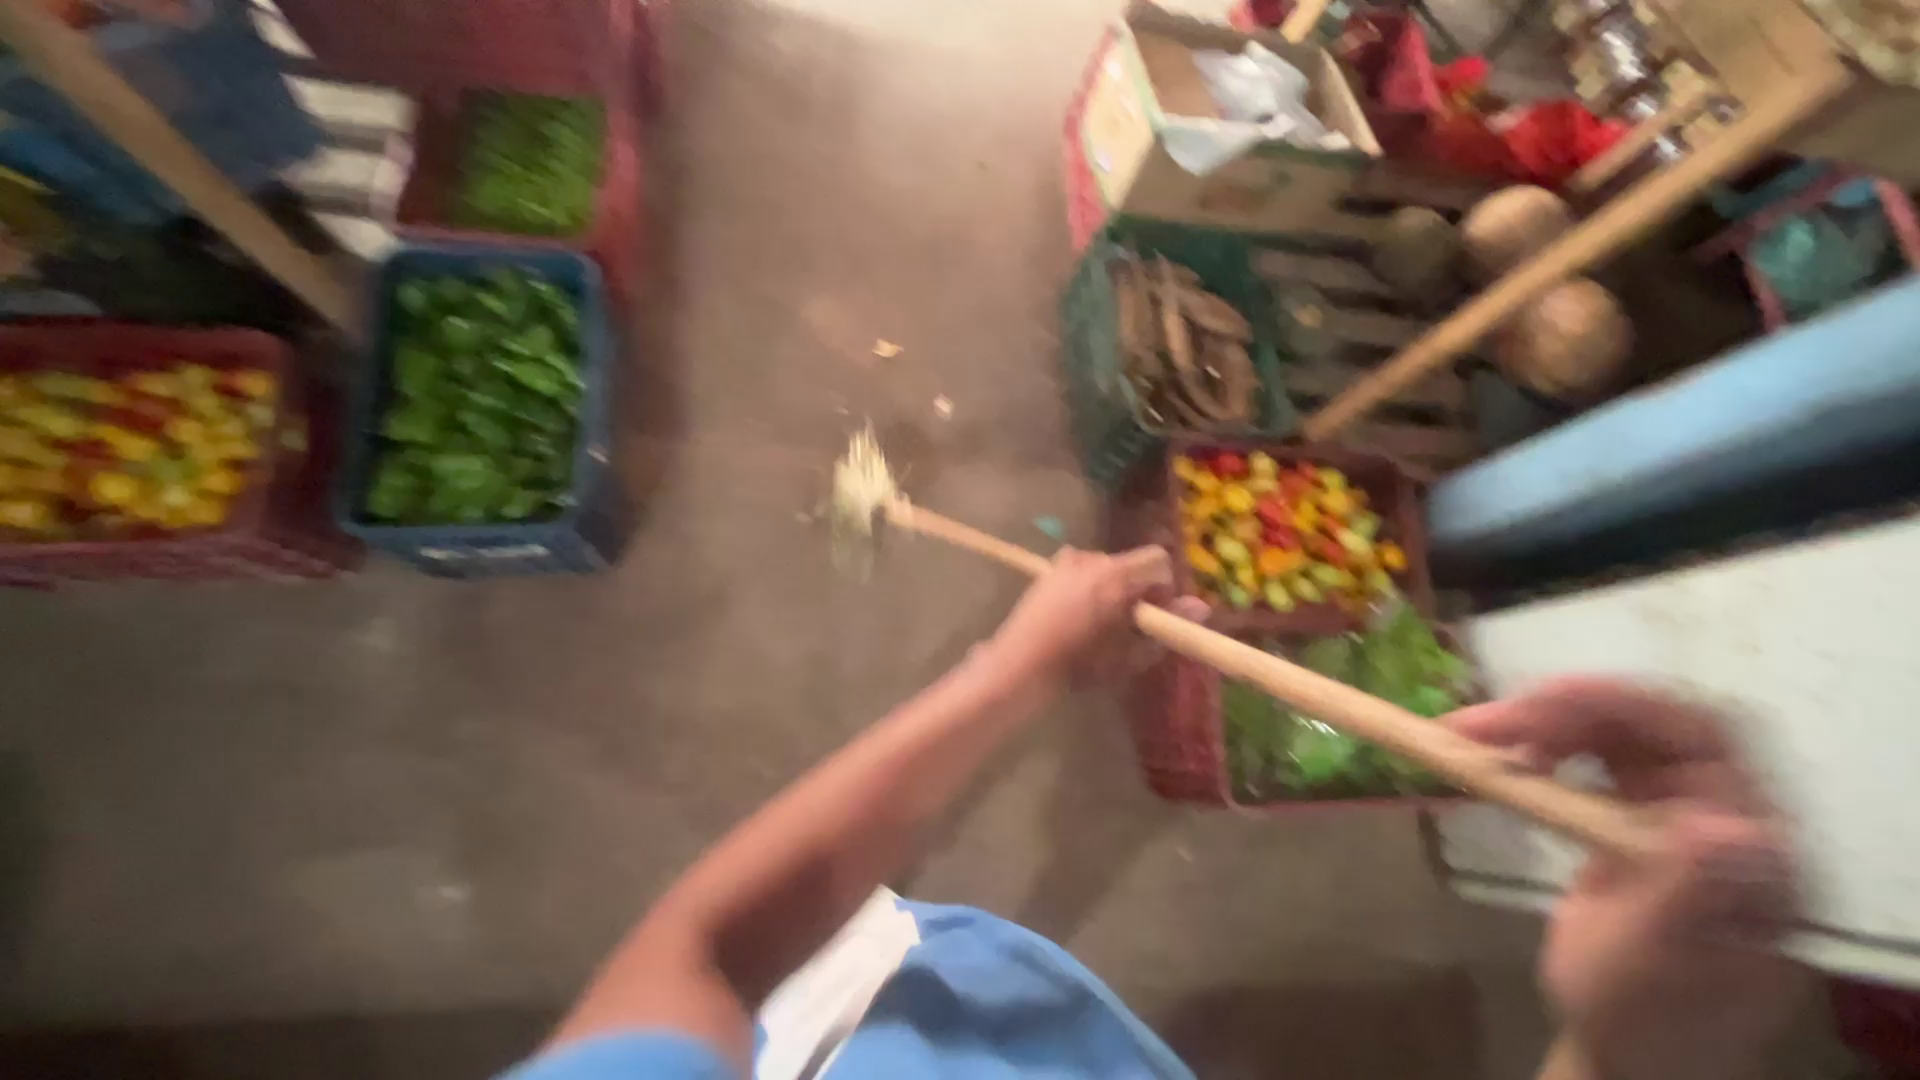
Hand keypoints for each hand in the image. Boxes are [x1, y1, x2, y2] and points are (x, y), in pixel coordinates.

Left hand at [987, 546, 1197, 682]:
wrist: (1023, 664)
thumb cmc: (1080, 664)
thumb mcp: (1130, 653)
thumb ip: (1166, 626)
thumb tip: (1201, 608)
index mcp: (1116, 575)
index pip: (1158, 560)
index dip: (1162, 587)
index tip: (1153, 614)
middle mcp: (1092, 559)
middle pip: (1131, 563)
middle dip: (1137, 587)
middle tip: (1126, 623)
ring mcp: (1067, 562)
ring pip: (1106, 566)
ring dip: (1112, 586)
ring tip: (1098, 621)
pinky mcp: (1050, 570)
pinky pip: (1082, 569)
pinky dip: (1089, 584)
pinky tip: (1076, 612)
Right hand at [1451, 678, 1810, 1079]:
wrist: (1629, 1042)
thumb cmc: (1642, 1013)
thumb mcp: (1659, 963)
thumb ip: (1690, 895)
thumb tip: (1720, 823)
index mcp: (1749, 845)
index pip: (1706, 738)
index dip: (1628, 704)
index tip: (1541, 700)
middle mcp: (1718, 812)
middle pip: (1647, 723)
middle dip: (1560, 710)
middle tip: (1479, 724)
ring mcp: (1672, 810)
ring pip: (1609, 730)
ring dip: (1537, 721)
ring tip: (1470, 735)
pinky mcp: (1629, 812)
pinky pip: (1585, 753)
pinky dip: (1533, 743)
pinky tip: (1496, 757)